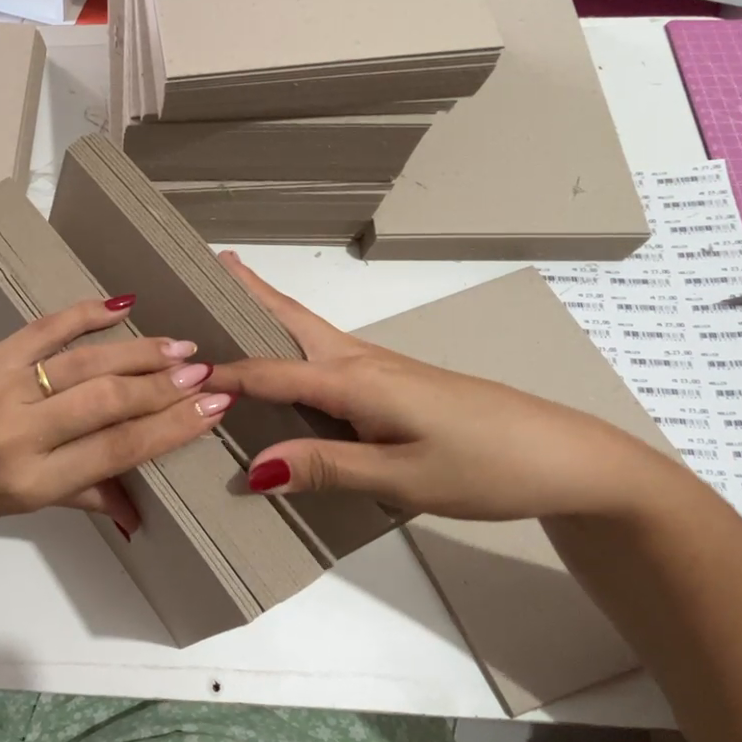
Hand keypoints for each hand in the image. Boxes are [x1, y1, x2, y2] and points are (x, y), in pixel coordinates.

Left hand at [0, 296, 233, 534]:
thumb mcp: (20, 508)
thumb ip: (83, 497)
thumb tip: (140, 509)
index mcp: (34, 481)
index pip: (119, 450)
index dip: (173, 427)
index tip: (214, 407)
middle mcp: (21, 433)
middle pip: (110, 401)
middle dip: (165, 386)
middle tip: (208, 372)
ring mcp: (1, 389)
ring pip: (84, 363)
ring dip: (138, 352)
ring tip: (180, 346)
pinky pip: (43, 330)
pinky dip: (83, 314)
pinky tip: (120, 305)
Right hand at [209, 253, 682, 521]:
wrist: (567, 458)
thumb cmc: (486, 466)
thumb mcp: (403, 478)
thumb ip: (326, 468)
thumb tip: (253, 467)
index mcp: (356, 382)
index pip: (271, 372)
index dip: (224, 376)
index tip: (175, 375)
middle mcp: (361, 363)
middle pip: (291, 319)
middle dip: (249, 292)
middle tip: (209, 263)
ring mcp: (379, 368)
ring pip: (307, 331)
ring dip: (267, 309)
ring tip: (231, 293)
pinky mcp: (393, 383)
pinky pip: (324, 353)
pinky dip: (290, 339)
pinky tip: (286, 359)